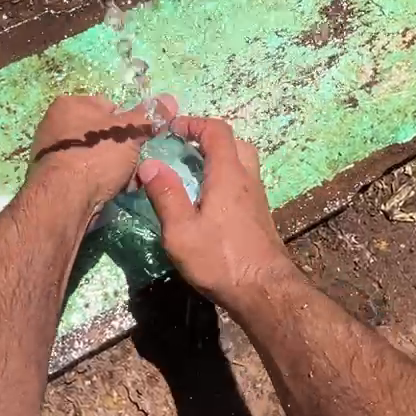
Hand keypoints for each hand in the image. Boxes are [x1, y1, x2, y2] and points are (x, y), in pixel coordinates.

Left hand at [28, 93, 176, 215]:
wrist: (64, 200)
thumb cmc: (96, 156)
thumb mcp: (129, 132)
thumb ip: (150, 116)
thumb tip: (169, 99)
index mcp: (70, 104)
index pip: (109, 106)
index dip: (128, 124)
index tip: (138, 140)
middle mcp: (55, 124)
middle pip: (102, 134)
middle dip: (122, 150)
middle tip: (135, 164)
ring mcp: (51, 153)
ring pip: (96, 157)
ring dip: (114, 168)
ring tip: (127, 182)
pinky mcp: (53, 179)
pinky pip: (85, 175)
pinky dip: (100, 181)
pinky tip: (111, 192)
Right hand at [139, 116, 293, 311]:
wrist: (265, 293)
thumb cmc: (220, 259)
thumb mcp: (181, 230)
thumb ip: (166, 195)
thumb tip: (149, 163)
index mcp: (228, 174)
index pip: (216, 131)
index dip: (194, 123)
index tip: (172, 129)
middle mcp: (247, 180)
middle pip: (235, 143)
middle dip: (208, 139)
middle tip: (184, 150)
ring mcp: (257, 198)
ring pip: (242, 163)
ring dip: (219, 159)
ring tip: (192, 175)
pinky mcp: (259, 216)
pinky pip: (243, 183)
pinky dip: (225, 179)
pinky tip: (207, 202)